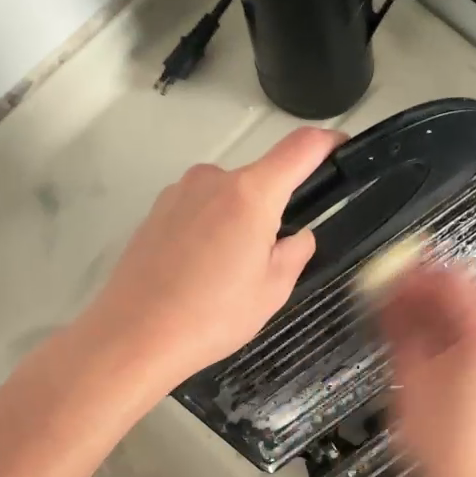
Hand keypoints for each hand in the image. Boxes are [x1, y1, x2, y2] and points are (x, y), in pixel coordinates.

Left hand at [81, 127, 341, 385]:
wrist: (135, 335)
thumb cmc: (211, 315)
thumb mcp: (273, 290)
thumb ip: (295, 251)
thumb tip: (296, 235)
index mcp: (250, 194)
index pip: (300, 148)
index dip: (328, 142)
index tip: (340, 145)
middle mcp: (213, 180)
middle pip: (260, 179)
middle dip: (273, 211)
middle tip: (269, 262)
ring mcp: (179, 192)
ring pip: (227, 197)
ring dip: (238, 224)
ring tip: (228, 276)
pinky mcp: (156, 210)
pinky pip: (199, 210)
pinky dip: (210, 232)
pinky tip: (200, 274)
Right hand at [377, 265, 475, 476]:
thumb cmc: (440, 439)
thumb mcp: (409, 376)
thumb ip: (399, 324)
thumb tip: (387, 290)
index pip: (451, 277)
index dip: (415, 270)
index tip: (387, 272)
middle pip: (465, 287)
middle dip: (425, 286)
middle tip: (390, 293)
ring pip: (469, 306)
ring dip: (434, 305)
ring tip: (398, 315)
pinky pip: (475, 328)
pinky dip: (447, 326)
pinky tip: (417, 334)